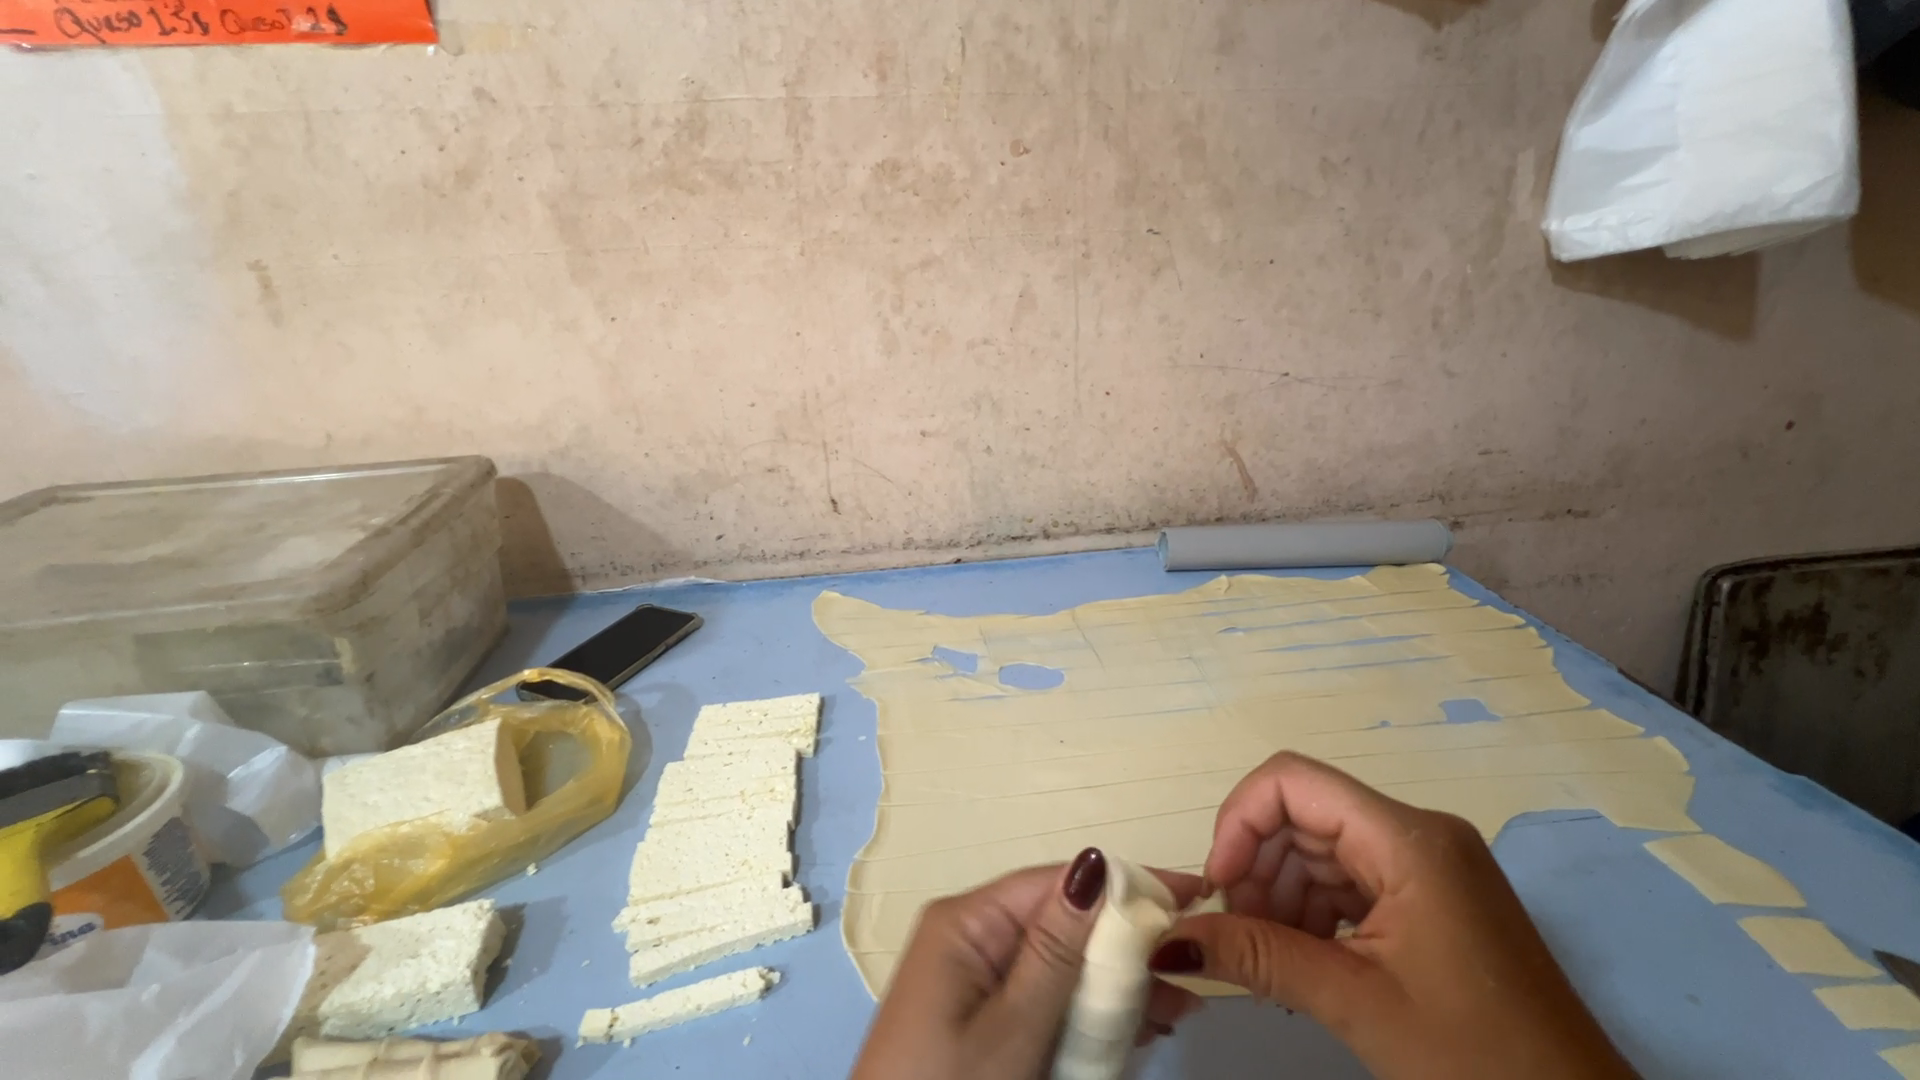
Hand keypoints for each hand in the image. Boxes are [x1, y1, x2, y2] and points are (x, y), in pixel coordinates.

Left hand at [851, 849, 1204, 1079]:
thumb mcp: (1012, 1025)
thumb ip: (1057, 950)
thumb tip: (1096, 864)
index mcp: (968, 921)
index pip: (1057, 884)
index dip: (1123, 885)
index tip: (1190, 895)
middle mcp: (972, 936)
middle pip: (1062, 923)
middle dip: (1127, 944)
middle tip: (1190, 971)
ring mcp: (977, 977)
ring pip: (1061, 964)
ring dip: (1116, 984)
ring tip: (1177, 1009)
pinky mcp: (984, 1014)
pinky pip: (1045, 996)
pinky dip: (1088, 1011)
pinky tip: (1135, 1026)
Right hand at [1149, 752, 1637, 1079]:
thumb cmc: (1478, 1058)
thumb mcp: (1355, 1001)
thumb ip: (1256, 957)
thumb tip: (1166, 943)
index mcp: (1408, 838)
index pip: (1293, 780)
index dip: (1240, 819)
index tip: (1219, 887)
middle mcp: (1416, 834)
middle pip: (1303, 815)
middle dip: (1256, 866)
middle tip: (1234, 933)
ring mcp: (1426, 866)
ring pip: (1319, 849)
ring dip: (1278, 895)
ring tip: (1265, 957)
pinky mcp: (1429, 899)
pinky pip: (1347, 881)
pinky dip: (1310, 913)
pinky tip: (1300, 959)